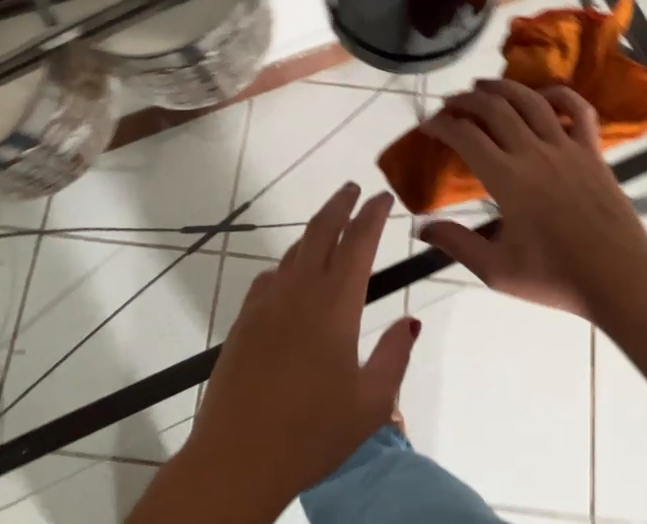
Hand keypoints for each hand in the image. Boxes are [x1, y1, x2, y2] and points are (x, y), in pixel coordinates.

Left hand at [186, 183, 419, 506]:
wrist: (237, 457)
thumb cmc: (312, 432)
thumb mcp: (371, 402)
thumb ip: (393, 356)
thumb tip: (409, 322)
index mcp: (335, 304)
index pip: (358, 242)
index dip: (373, 214)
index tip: (384, 197)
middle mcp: (299, 291)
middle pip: (320, 231)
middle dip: (340, 205)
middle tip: (354, 188)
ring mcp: (266, 304)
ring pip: (294, 252)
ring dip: (314, 232)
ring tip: (330, 227)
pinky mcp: (244, 322)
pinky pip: (269, 278)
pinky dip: (287, 265)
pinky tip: (289, 277)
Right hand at [418, 80, 646, 319]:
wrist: (620, 279)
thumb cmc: (556, 277)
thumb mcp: (497, 271)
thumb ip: (458, 245)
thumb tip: (422, 229)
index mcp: (507, 179)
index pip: (465, 136)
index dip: (442, 125)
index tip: (429, 125)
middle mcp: (534, 152)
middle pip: (494, 108)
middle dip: (466, 100)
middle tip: (450, 104)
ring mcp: (567, 148)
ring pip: (531, 101)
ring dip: (503, 88)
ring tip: (484, 86)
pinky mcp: (593, 152)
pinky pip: (579, 111)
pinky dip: (561, 95)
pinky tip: (545, 95)